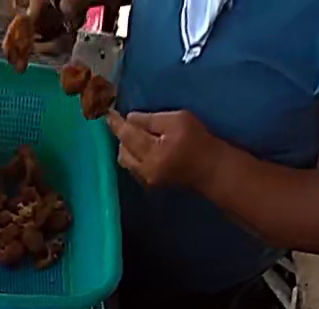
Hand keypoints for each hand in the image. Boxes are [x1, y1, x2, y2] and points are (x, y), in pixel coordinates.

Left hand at [106, 110, 224, 190]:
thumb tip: (130, 119)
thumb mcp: (177, 120)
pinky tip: (141, 148)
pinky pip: (134, 169)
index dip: (116, 123)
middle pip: (122, 152)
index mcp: (152, 153)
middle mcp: (145, 170)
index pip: (127, 136)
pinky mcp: (152, 184)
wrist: (210, 169)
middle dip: (122, 136)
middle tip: (127, 122)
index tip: (108, 113)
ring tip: (134, 135)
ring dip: (126, 148)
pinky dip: (133, 157)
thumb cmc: (197, 141)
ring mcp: (147, 180)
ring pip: (127, 162)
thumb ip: (151, 120)